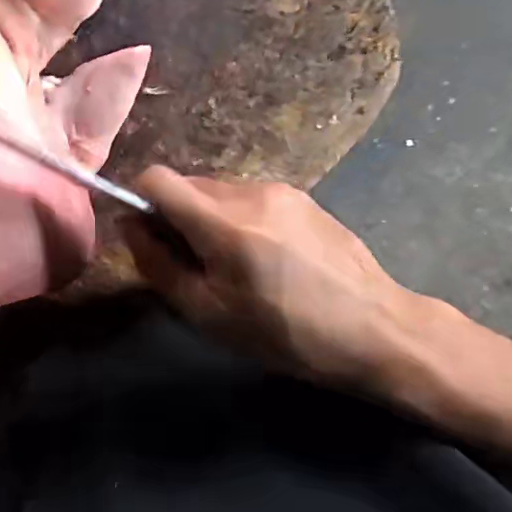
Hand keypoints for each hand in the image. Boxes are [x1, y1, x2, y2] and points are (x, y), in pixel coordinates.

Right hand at [118, 166, 459, 391]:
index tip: (150, 234)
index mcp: (222, 223)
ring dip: (207, 218)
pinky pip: (247, 197)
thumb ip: (156, 262)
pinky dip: (237, 219)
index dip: (140, 200)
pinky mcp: (302, 197)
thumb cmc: (286, 334)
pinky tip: (265, 258)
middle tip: (194, 262)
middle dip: (176, 215)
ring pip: (216, 191)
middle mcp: (248, 193)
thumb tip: (129, 223)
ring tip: (234, 264)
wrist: (382, 333)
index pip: (156, 178)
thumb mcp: (206, 312)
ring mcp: (280, 190)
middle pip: (185, 185)